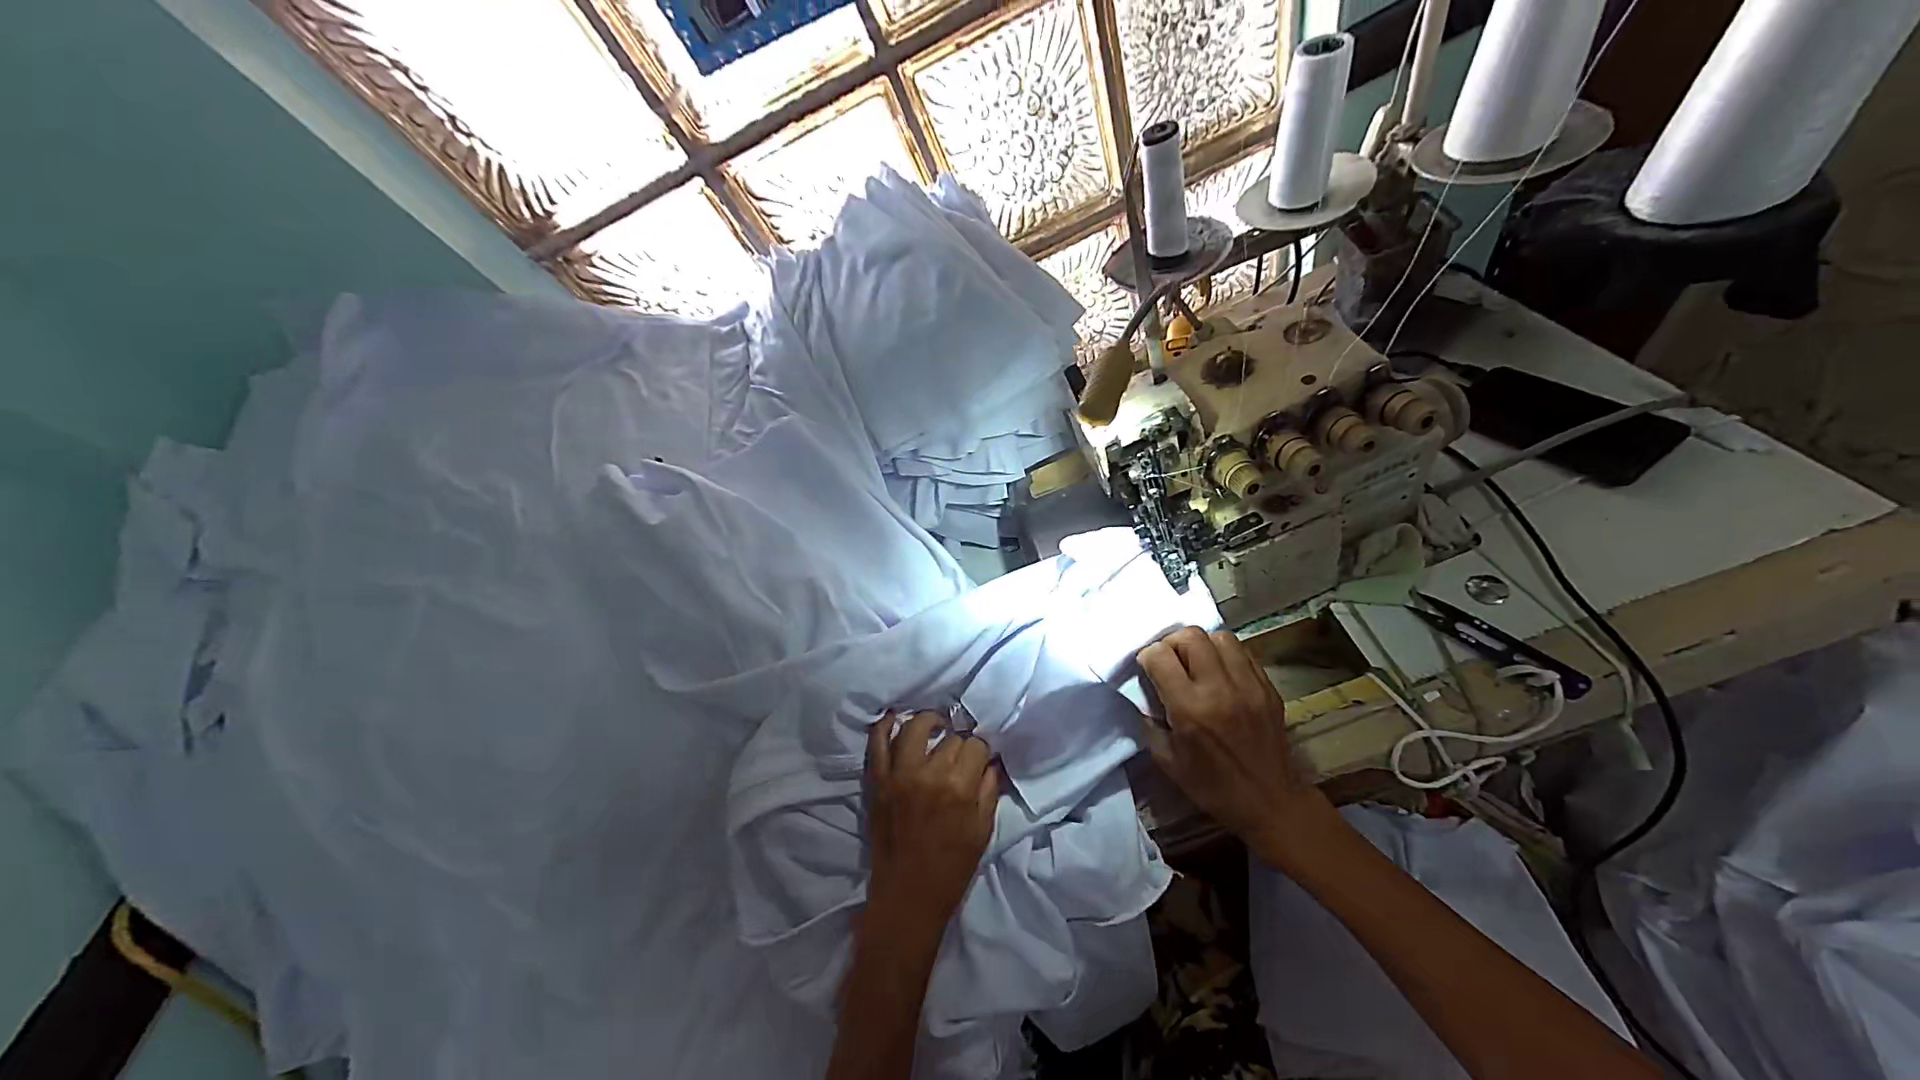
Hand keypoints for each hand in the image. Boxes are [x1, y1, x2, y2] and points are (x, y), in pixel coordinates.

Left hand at [864, 711, 1000, 931]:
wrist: (909, 896)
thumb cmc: (952, 867)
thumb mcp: (983, 829)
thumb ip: (989, 789)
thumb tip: (991, 760)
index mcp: (959, 788)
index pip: (975, 746)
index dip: (981, 750)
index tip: (980, 759)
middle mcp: (929, 774)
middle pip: (950, 737)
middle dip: (959, 742)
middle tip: (959, 754)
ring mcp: (899, 775)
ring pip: (914, 728)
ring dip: (928, 722)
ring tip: (935, 726)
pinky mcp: (878, 782)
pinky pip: (877, 744)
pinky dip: (883, 726)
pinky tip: (894, 718)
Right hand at [1136, 627, 1338, 865]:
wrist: (1269, 801)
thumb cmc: (1211, 786)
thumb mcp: (1166, 759)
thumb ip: (1150, 719)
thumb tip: (1143, 690)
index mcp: (1190, 710)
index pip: (1160, 656)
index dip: (1147, 657)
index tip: (1147, 668)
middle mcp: (1220, 690)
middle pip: (1191, 636)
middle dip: (1172, 643)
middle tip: (1170, 661)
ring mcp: (1249, 686)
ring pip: (1220, 637)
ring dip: (1201, 644)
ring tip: (1196, 663)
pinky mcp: (1268, 687)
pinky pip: (1242, 653)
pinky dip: (1225, 655)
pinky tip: (1219, 672)